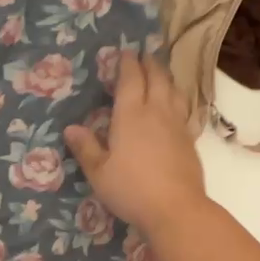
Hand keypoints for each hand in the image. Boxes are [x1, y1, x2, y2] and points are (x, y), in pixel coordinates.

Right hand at [64, 52, 209, 234]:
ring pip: (173, 89)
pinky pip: (183, 108)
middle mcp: (156, 110)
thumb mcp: (99, 173)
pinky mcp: (189, 138)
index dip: (127, 63)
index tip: (124, 53)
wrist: (174, 207)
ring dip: (165, 78)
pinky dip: (176, 99)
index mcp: (130, 114)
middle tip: (143, 57)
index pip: (130, 78)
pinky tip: (174, 106)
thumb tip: (70, 128)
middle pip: (156, 77)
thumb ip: (86, 148)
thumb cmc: (130, 190)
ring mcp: (176, 123)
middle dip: (149, 64)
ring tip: (160, 75)